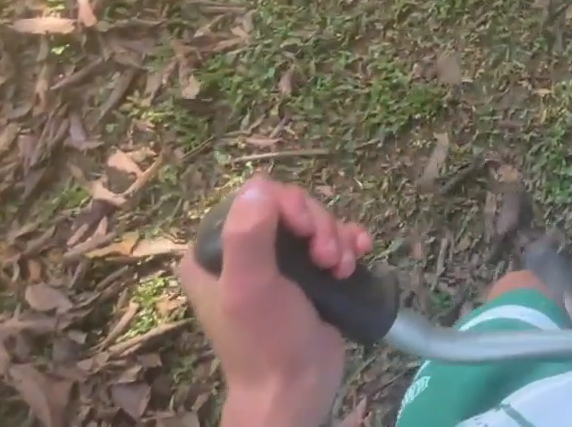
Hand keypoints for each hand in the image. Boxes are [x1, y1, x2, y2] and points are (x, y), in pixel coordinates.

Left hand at [178, 178, 373, 426]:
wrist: (296, 386)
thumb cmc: (266, 340)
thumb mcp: (250, 289)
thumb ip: (248, 237)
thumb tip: (259, 186)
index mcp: (212, 254)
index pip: (256, 198)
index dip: (289, 206)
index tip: (306, 231)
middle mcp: (242, 253)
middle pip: (293, 207)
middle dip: (320, 226)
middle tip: (327, 258)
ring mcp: (278, 263)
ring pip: (317, 221)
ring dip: (337, 238)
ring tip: (343, 267)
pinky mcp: (307, 273)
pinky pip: (335, 238)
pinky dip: (350, 243)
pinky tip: (359, 258)